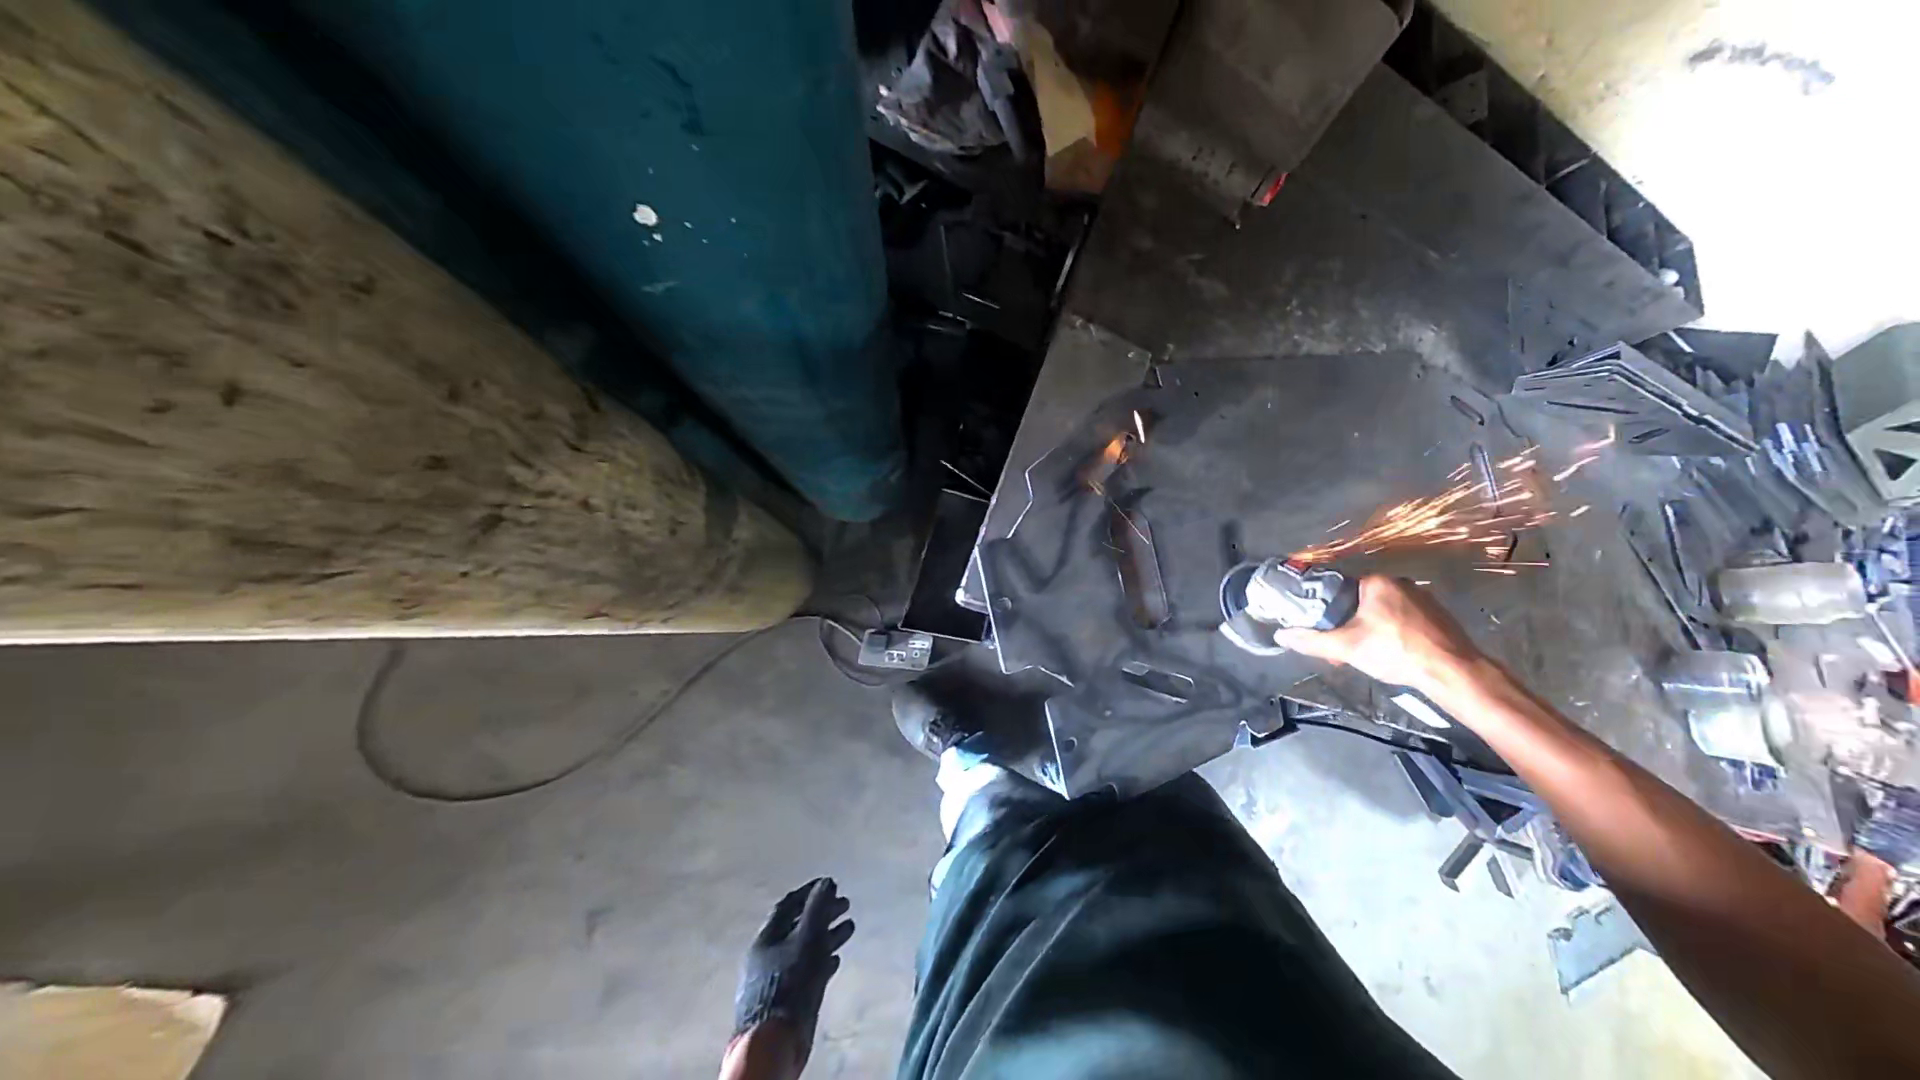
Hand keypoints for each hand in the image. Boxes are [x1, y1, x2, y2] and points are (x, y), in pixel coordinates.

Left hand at [730, 878, 854, 1072]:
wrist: (776, 1040)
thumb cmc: (790, 983)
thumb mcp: (807, 940)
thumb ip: (817, 909)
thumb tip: (827, 881)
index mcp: (767, 937)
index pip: (789, 904)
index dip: (810, 891)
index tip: (831, 883)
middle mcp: (769, 953)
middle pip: (798, 924)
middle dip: (822, 912)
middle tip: (846, 904)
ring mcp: (776, 976)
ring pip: (804, 947)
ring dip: (826, 935)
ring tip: (850, 927)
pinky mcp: (786, 997)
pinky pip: (806, 969)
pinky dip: (822, 959)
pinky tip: (836, 960)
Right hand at [1271, 575, 1483, 692]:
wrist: (1453, 672)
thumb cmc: (1395, 651)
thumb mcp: (1345, 647)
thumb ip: (1311, 640)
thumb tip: (1281, 635)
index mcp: (1377, 582)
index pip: (1340, 589)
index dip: (1327, 611)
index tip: (1324, 630)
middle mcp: (1401, 583)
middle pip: (1360, 602)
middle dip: (1348, 625)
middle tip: (1342, 648)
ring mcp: (1424, 599)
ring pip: (1382, 613)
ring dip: (1369, 631)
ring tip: (1365, 655)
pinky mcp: (1439, 616)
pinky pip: (1404, 621)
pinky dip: (1392, 634)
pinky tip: (1391, 655)